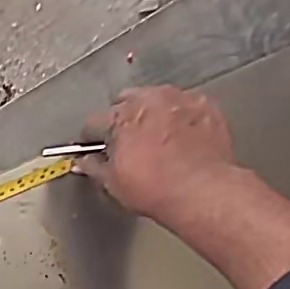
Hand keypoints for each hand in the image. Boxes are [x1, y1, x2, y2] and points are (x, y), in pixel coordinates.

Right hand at [74, 86, 239, 223]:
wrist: (200, 189)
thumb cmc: (153, 188)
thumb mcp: (112, 182)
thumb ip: (94, 167)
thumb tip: (83, 162)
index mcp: (120, 118)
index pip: (93, 122)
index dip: (90, 138)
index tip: (94, 149)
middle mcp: (149, 100)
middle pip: (125, 101)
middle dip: (121, 119)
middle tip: (124, 143)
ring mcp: (180, 99)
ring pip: (155, 98)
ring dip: (150, 113)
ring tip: (154, 138)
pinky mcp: (205, 105)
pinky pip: (183, 105)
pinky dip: (177, 117)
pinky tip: (179, 138)